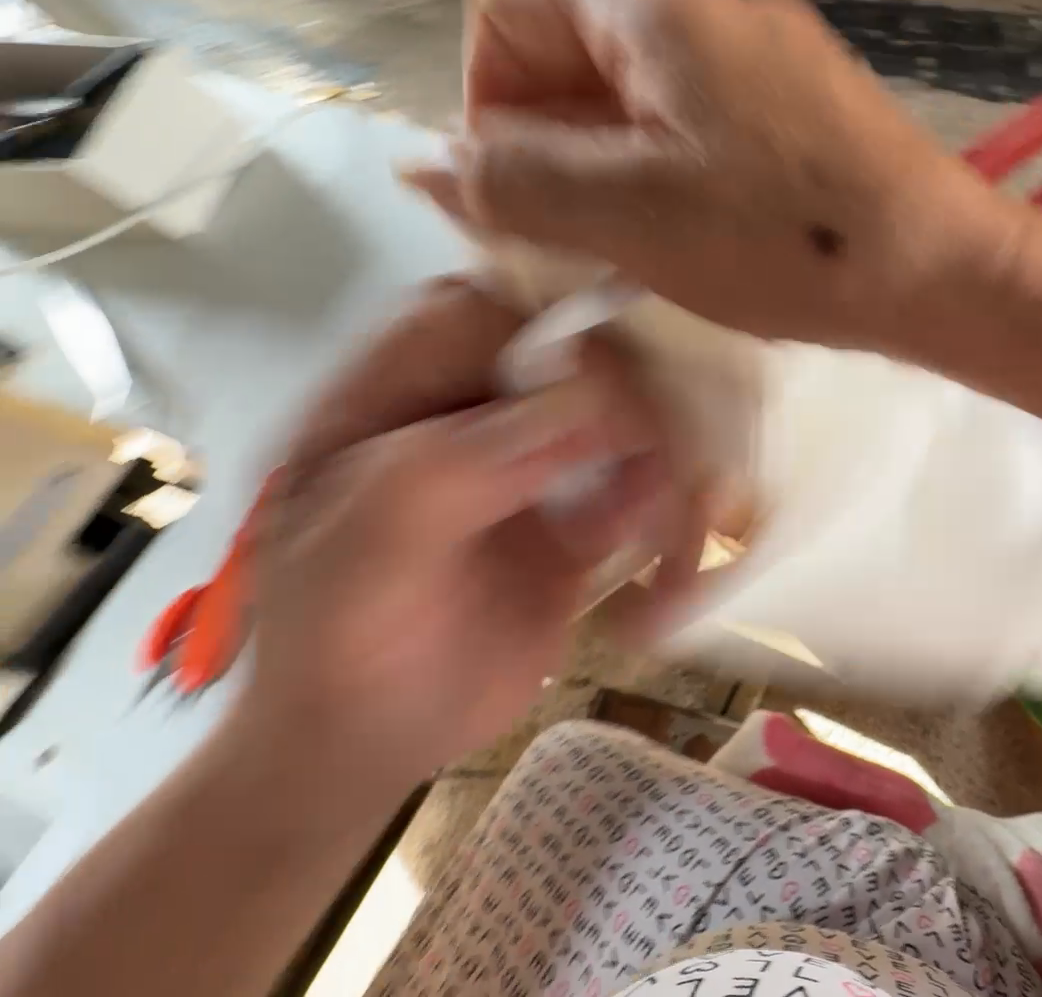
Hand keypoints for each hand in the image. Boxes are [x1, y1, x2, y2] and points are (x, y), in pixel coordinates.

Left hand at [235, 280, 679, 795]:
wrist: (377, 747)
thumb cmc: (341, 658)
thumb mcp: (359, 567)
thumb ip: (444, 476)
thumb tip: (584, 408)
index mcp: (391, 402)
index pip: (476, 315)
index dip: (547, 336)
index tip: (601, 406)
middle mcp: (472, 418)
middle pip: (579, 361)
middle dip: (637, 417)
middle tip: (656, 488)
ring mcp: (535, 466)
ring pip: (636, 424)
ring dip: (671, 480)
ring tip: (666, 551)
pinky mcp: (586, 517)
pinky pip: (655, 493)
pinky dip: (680, 529)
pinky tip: (666, 586)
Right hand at [403, 0, 1019, 353]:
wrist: (942, 270)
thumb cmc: (786, 239)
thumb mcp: (632, 215)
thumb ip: (517, 183)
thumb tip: (429, 166)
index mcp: (654, 4)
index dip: (482, 89)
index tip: (509, 186)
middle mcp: (715, 8)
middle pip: (580, 46)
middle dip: (549, 138)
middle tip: (565, 237)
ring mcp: (773, 59)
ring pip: (648, 94)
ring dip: (614, 166)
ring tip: (629, 250)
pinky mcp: (812, 112)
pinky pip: (712, 125)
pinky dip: (678, 174)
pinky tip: (696, 238)